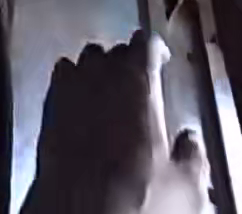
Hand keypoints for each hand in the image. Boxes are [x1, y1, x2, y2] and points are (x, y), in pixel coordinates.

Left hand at [24, 30, 211, 213]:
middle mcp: (103, 74)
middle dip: (128, 63)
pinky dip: (73, 83)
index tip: (162, 58)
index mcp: (139, 81)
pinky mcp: (49, 108)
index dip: (155, 48)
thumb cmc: (137, 200)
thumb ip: (192, 155)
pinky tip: (80, 103)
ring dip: (99, 70)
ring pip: (88, 60)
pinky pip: (63, 78)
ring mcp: (72, 87)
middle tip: (139, 87)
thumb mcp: (185, 188)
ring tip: (109, 93)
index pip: (147, 43)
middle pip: (117, 50)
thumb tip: (190, 140)